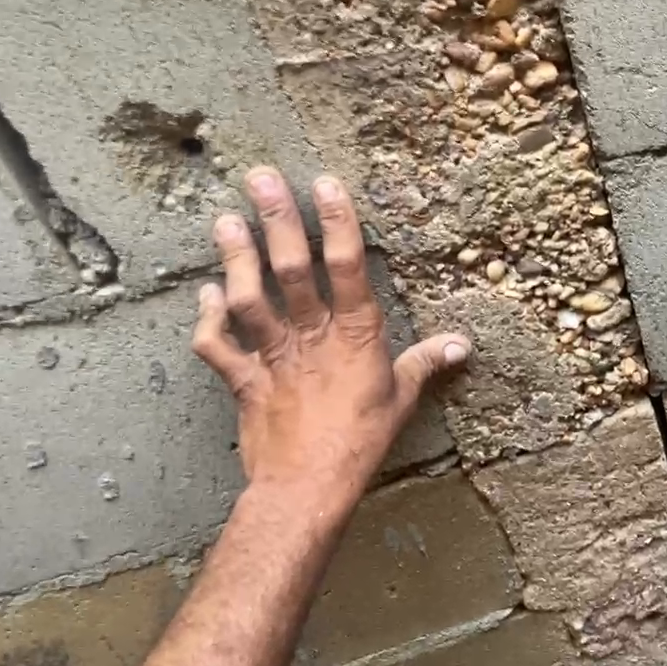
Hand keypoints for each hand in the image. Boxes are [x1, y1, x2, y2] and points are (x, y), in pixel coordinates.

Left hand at [192, 167, 468, 508]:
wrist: (307, 487)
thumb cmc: (362, 439)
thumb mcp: (403, 397)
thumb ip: (427, 362)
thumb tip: (462, 344)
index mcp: (355, 334)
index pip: (349, 267)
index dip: (339, 223)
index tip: (327, 184)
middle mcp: (311, 335)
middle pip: (292, 269)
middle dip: (277, 220)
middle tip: (261, 178)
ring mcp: (273, 356)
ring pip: (249, 298)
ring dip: (235, 258)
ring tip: (225, 219)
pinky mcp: (244, 380)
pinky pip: (217, 346)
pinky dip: (207, 319)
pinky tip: (204, 292)